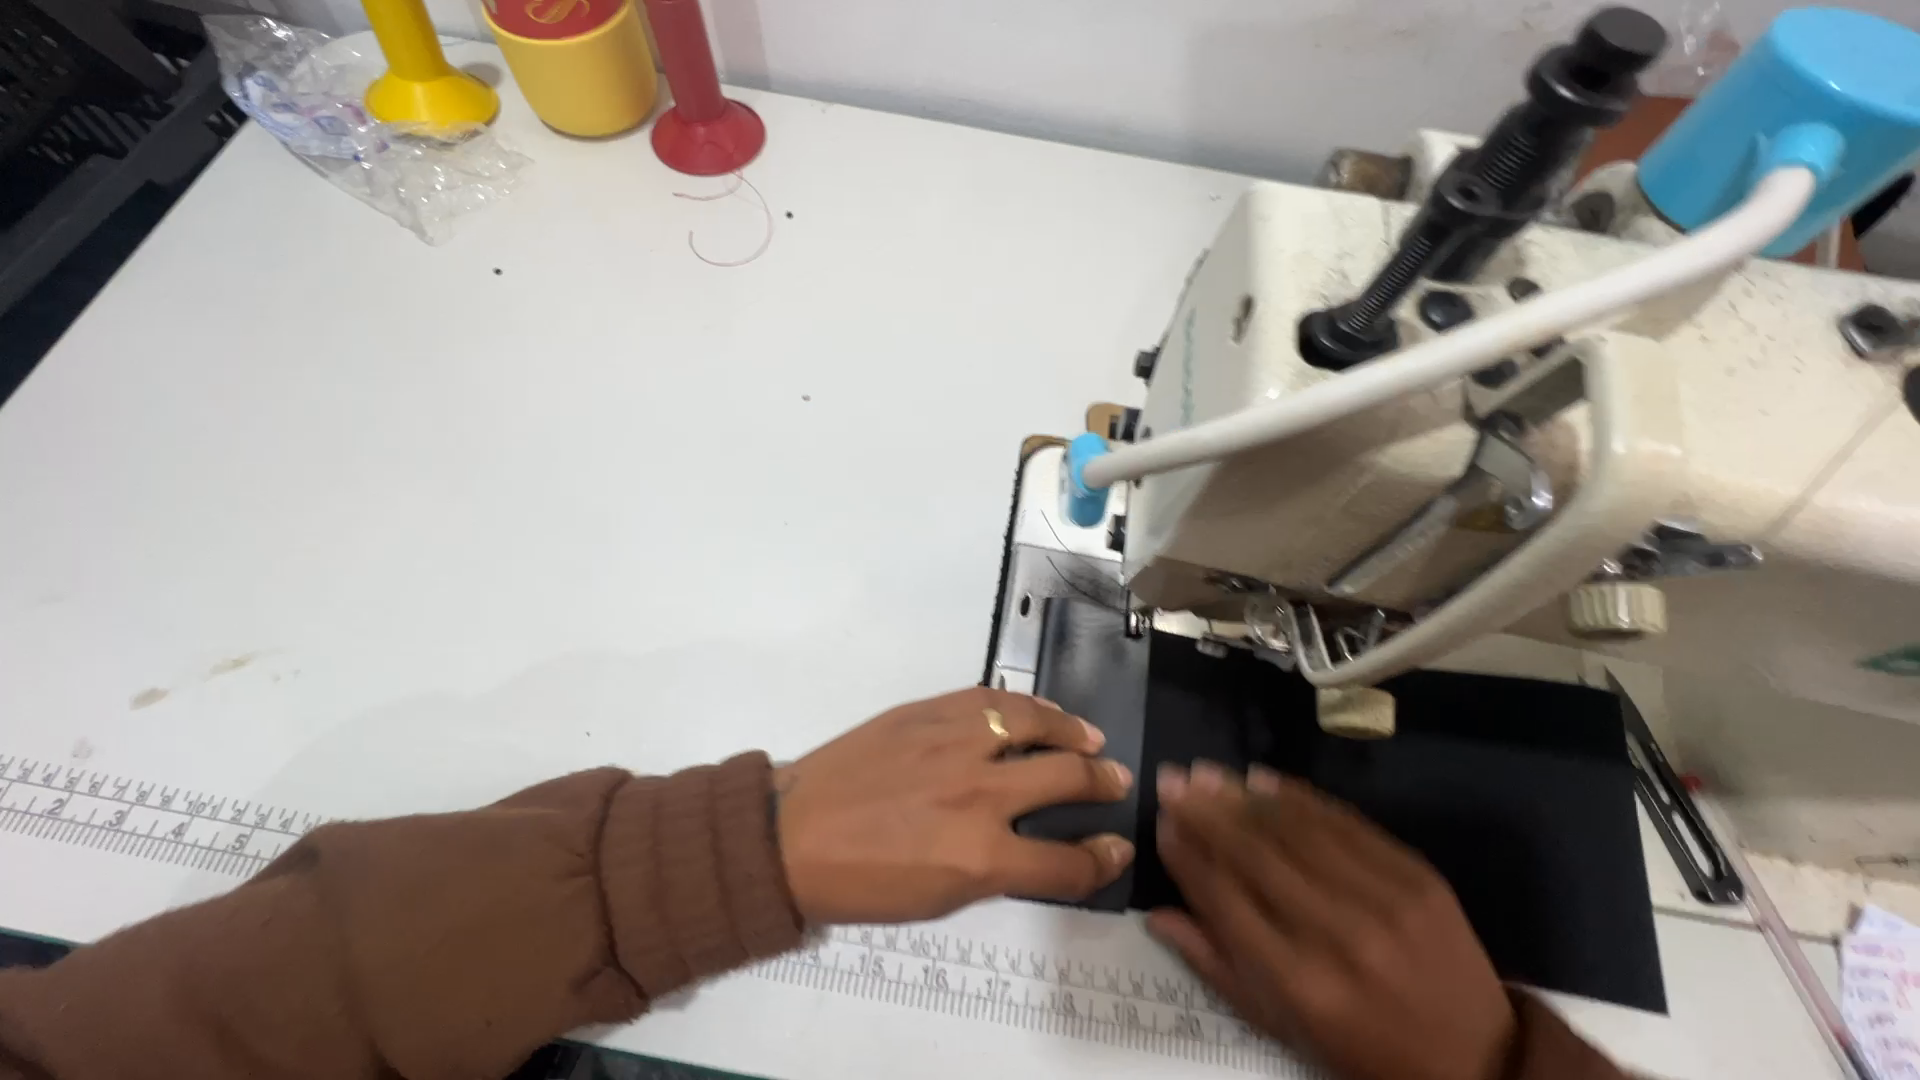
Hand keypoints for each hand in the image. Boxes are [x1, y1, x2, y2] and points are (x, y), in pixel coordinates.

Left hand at [775, 687, 1135, 923]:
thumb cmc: (863, 883)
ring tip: (1090, 738)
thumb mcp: (938, 899)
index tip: (1116, 848)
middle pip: (1065, 779)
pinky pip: (990, 699)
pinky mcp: (928, 712)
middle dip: (1103, 782)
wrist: (793, 834)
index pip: (1065, 862)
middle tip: (1116, 780)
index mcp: (980, 856)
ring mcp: (953, 743)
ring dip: (1071, 731)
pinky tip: (1036, 712)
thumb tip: (1034, 847)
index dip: (1101, 859)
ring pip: (1034, 722)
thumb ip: (996, 870)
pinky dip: (1023, 705)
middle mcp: (978, 793)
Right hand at [1149, 763, 1515, 1079]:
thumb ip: (1214, 966)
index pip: (1224, 898)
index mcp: (1298, 982)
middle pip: (1254, 855)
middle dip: (1205, 812)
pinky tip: (1263, 778)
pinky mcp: (1416, 874)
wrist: (1478, 1061)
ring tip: (1206, 771)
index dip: (1187, 854)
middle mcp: (1336, 934)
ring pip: (1294, 830)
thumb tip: (1156, 913)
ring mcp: (1382, 898)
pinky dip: (1298, 796)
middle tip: (1171, 778)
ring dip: (1243, 796)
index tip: (1161, 822)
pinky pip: (1344, 822)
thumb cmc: (1362, 1051)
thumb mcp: (1281, 1027)